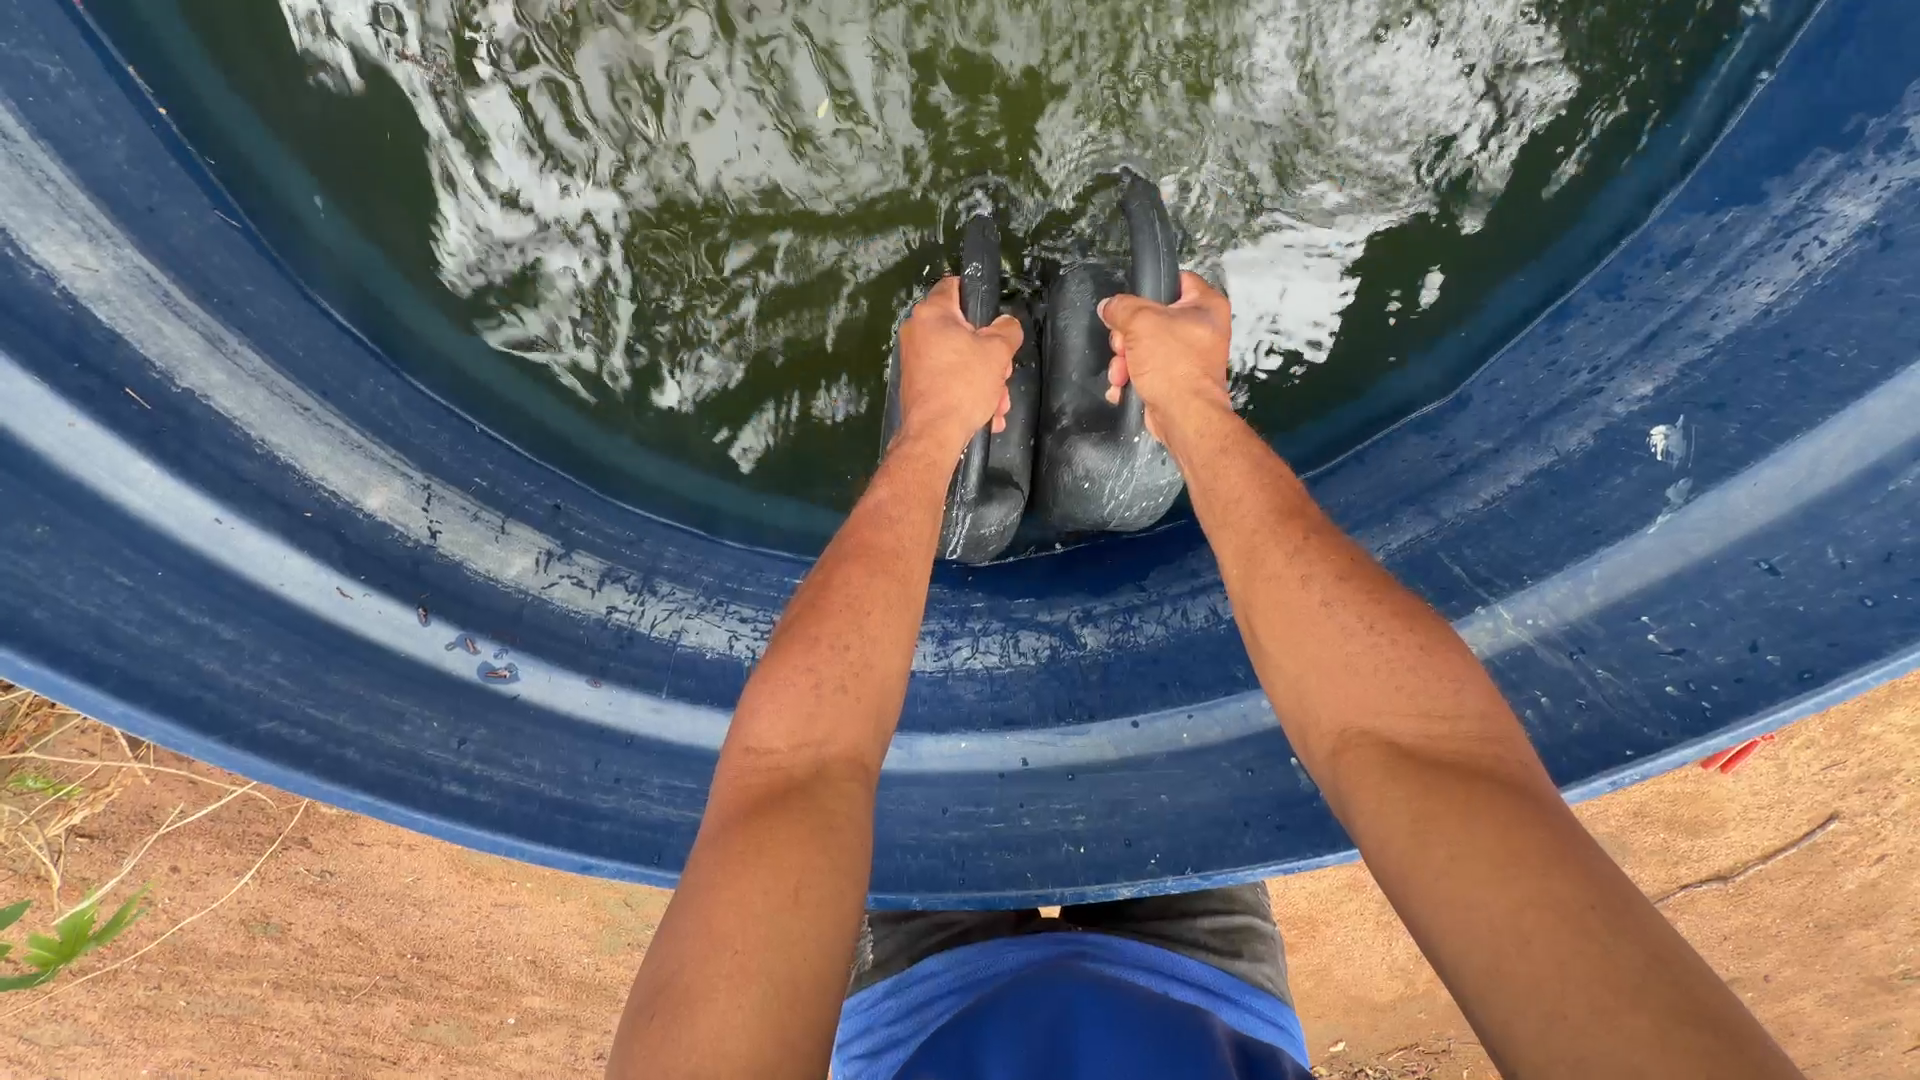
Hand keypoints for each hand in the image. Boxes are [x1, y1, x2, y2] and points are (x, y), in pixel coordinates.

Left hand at [895, 276, 1020, 453]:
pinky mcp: (917, 385)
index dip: (977, 295)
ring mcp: (914, 360)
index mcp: (932, 314)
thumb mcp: (998, 352)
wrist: (934, 435)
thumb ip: (1007, 330)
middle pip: (964, 331)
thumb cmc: (964, 385)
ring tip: (998, 404)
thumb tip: (1006, 325)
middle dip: (990, 355)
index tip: (994, 313)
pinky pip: (950, 380)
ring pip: (961, 361)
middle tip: (1003, 373)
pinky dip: (969, 394)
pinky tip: (987, 416)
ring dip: (985, 381)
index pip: (954, 285)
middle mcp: (917, 332)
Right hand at [1098, 271, 1232, 441]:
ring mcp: (1188, 356)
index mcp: (1206, 306)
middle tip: (1124, 345)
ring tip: (1122, 371)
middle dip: (1128, 335)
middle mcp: (1201, 329)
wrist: (1183, 416)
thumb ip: (1121, 307)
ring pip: (1143, 345)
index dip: (1150, 288)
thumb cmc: (1173, 365)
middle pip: (1151, 317)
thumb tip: (1109, 306)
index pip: (1177, 280)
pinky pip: (1145, 368)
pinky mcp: (1174, 379)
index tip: (1132, 303)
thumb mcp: (1140, 322)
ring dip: (1124, 360)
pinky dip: (1131, 376)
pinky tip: (1123, 384)